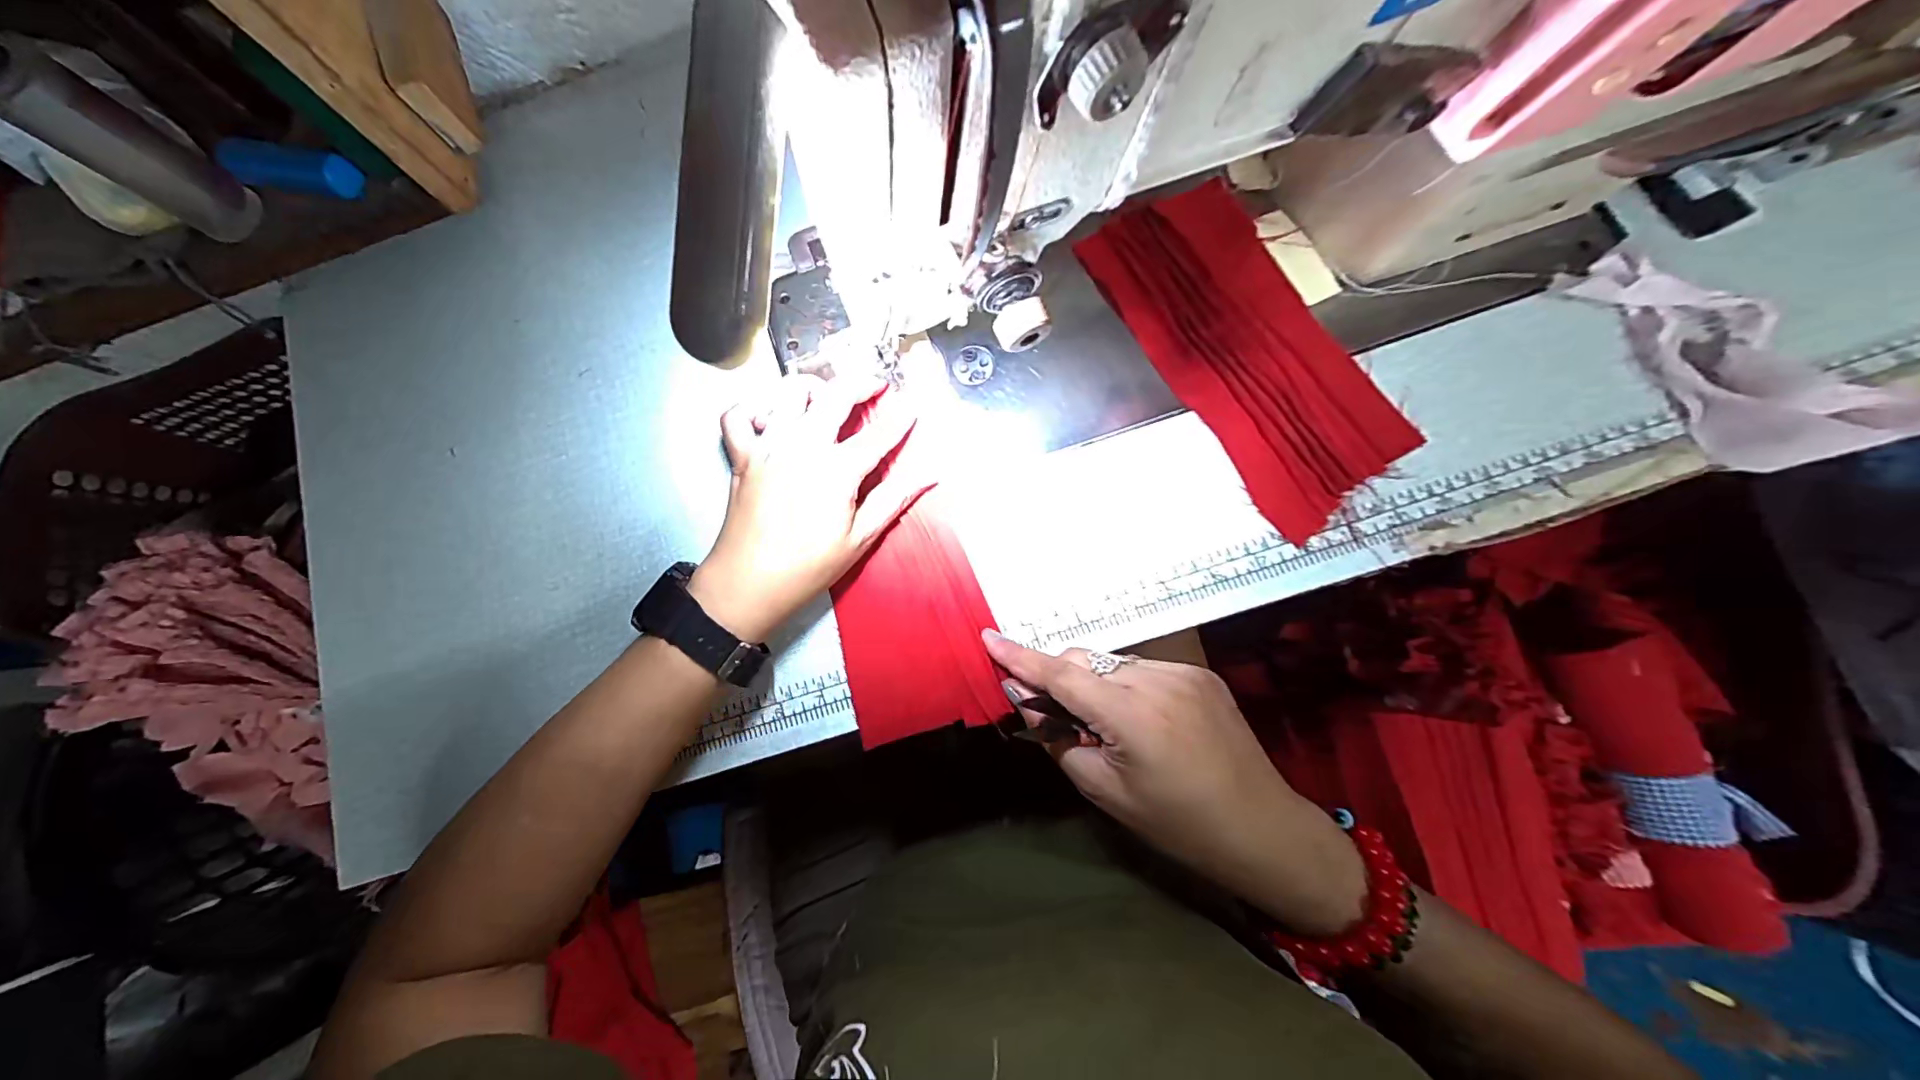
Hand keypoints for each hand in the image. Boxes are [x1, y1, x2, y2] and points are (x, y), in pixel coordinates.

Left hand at [689, 373, 930, 643]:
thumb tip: (928, 475)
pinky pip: (738, 414)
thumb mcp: (860, 538)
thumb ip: (894, 498)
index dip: (901, 417)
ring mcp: (768, 447)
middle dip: (862, 382)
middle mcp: (801, 448)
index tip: (913, 406)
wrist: (747, 584)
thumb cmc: (805, 568)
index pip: (879, 433)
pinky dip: (753, 406)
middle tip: (876, 385)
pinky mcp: (743, 456)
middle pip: (835, 395)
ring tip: (827, 396)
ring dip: (813, 387)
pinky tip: (772, 416)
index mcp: (836, 470)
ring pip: (788, 391)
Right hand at [983, 630, 1366, 935]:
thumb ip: (1059, 739)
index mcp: (1133, 715)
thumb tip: (1030, 702)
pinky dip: (1127, 686)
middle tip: (1055, 716)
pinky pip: (1144, 669)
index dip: (1021, 657)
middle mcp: (1158, 680)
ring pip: (1114, 663)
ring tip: (1108, 726)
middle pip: (1085, 660)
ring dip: (1096, 684)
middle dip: (1060, 678)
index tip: (988, 637)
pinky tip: (1141, 720)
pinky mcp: (1201, 675)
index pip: (1062, 675)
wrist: (1260, 828)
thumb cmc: (1176, 823)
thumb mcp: (1105, 790)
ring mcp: (1184, 673)